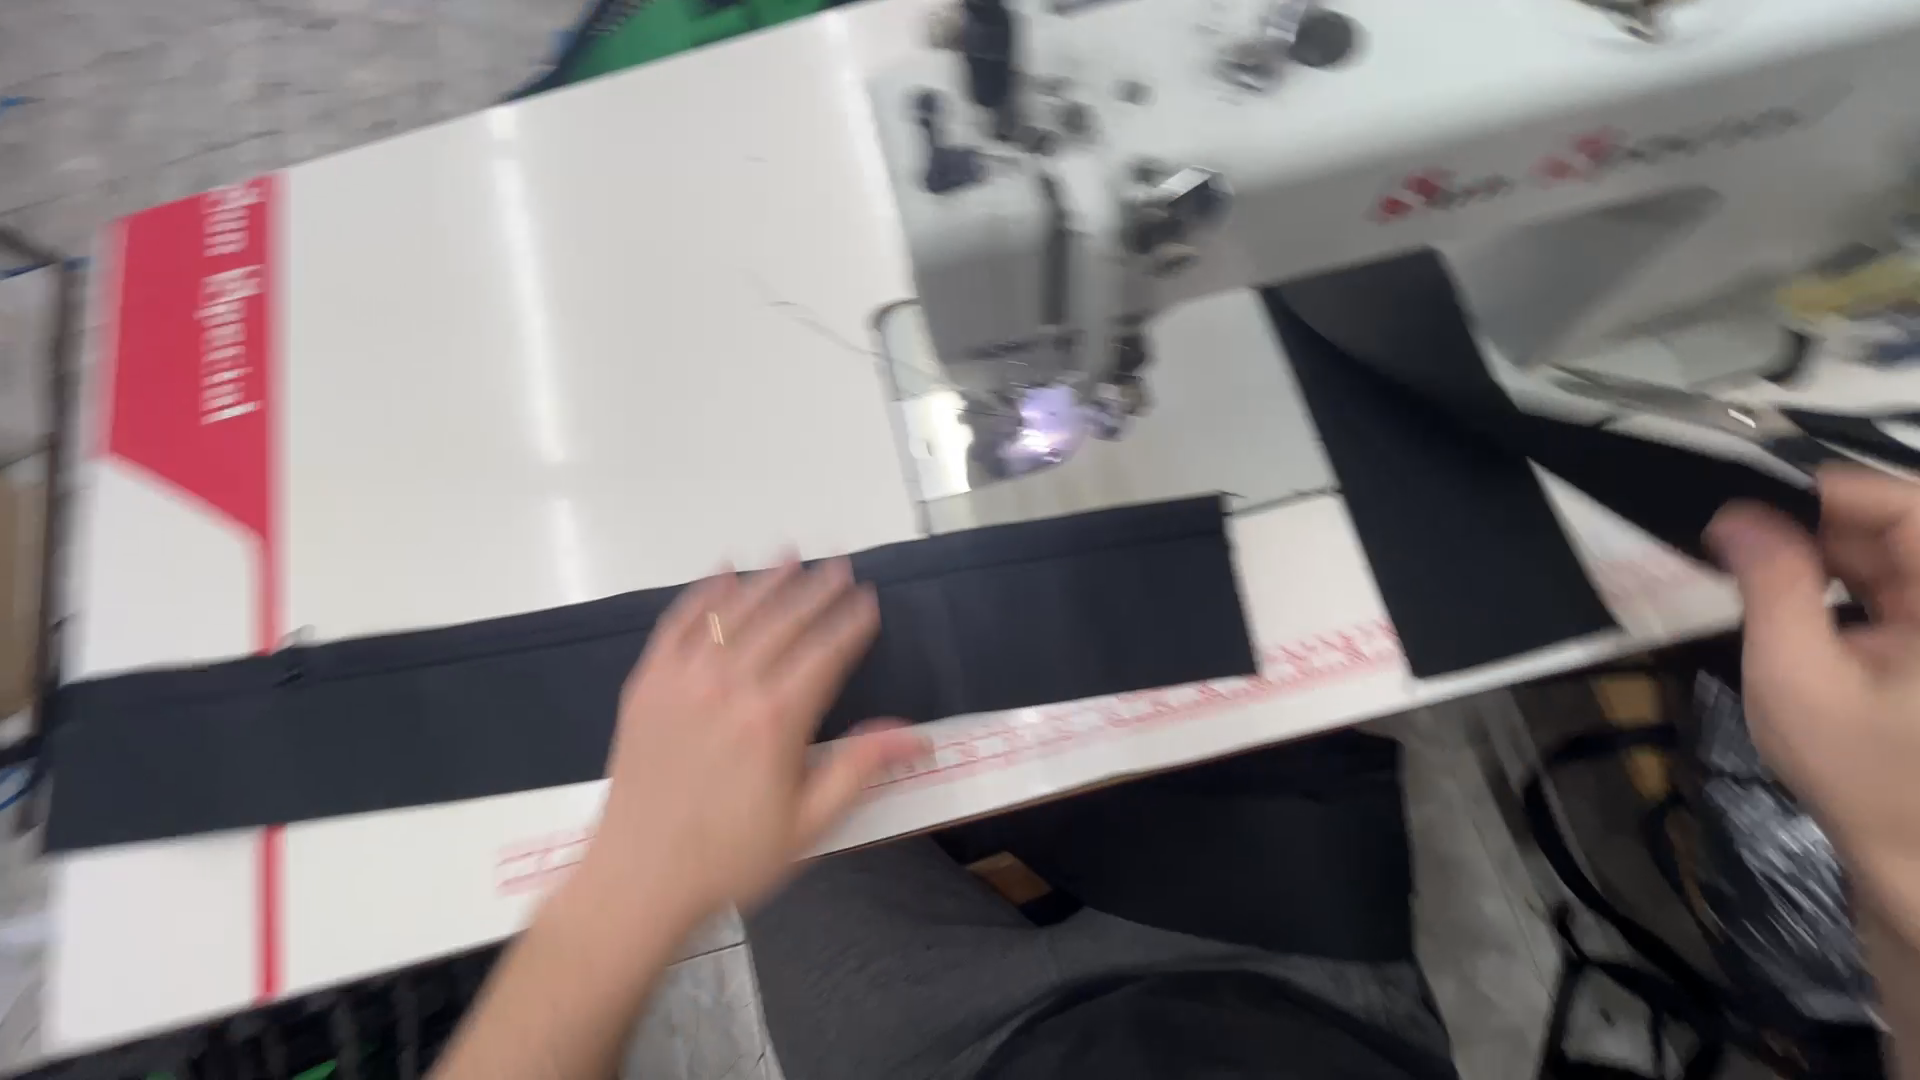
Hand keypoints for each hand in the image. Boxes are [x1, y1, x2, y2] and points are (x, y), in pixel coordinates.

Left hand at [580, 558, 928, 922]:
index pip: (826, 652)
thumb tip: (917, 735)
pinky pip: (677, 624)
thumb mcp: (808, 825)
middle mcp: (731, 685)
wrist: (635, 881)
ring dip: (766, 581)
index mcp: (775, 719)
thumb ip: (859, 769)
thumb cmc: (730, 857)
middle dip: (817, 591)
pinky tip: (720, 574)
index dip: (851, 623)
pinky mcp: (647, 684)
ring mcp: (684, 679)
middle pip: (784, 622)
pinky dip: (702, 596)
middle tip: (841, 566)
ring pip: (734, 614)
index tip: (869, 599)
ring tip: (791, 556)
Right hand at [1706, 466, 1919, 935]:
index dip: (1828, 491)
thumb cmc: (1858, 768)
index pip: (1909, 508)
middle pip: (1901, 525)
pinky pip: (1889, 581)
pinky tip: (1781, 591)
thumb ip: (1770, 586)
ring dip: (1817, 551)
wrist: (1917, 854)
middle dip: (1812, 522)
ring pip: (1890, 551)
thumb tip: (1733, 516)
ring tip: (1741, 564)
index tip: (1741, 500)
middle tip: (1725, 536)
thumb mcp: (1795, 674)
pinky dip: (1833, 577)